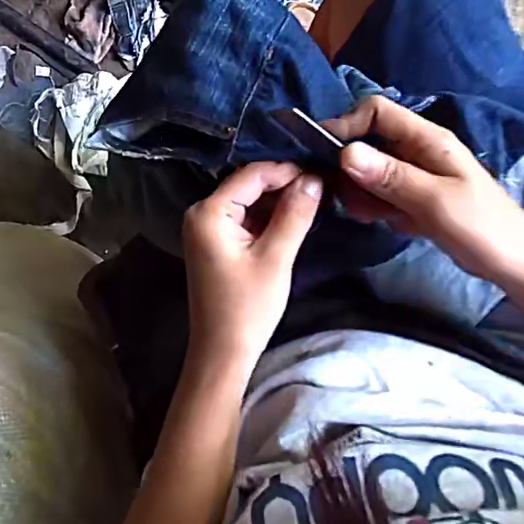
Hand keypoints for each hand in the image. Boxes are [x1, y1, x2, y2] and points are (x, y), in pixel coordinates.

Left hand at [182, 162, 322, 363]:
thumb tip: (314, 178)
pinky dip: (267, 217)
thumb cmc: (247, 308)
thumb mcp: (276, 258)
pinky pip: (244, 217)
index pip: (251, 175)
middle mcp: (201, 213)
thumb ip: (294, 214)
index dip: (287, 171)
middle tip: (322, 185)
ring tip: (314, 198)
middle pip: (248, 185)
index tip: (321, 173)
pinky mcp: (215, 242)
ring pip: (248, 201)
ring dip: (278, 200)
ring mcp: (206, 228)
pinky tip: (293, 217)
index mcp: (209, 213)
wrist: (222, 353)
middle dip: (284, 184)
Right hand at [322, 95, 523, 286]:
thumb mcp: (434, 200)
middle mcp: (418, 151)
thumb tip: (345, 152)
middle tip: (341, 195)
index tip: (324, 154)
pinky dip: (372, 204)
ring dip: (358, 189)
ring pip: (370, 170)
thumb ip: (390, 176)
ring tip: (362, 214)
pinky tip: (377, 221)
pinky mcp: (414, 199)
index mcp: (427, 139)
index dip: (347, 125)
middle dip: (348, 165)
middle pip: (368, 140)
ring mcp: (416, 176)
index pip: (376, 111)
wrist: (516, 266)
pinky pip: (381, 193)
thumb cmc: (482, 227)